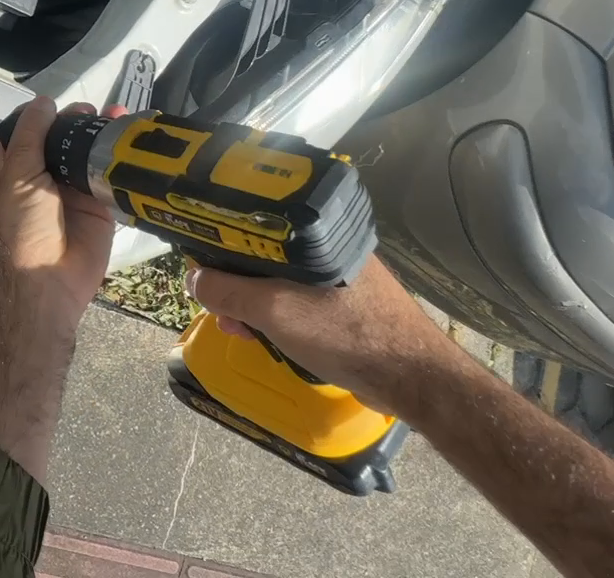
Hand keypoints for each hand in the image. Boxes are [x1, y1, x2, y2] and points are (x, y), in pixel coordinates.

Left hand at [0, 97, 116, 317]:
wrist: (46, 277)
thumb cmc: (21, 222)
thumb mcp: (17, 172)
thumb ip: (30, 135)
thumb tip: (43, 102)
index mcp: (13, 165)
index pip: (25, 130)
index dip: (41, 114)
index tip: (60, 101)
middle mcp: (41, 175)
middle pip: (60, 139)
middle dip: (77, 121)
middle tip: (95, 108)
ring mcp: (71, 190)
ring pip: (87, 154)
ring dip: (102, 134)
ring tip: (118, 115)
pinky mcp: (98, 205)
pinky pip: (111, 176)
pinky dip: (123, 159)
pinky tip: (136, 141)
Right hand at [184, 255, 461, 415]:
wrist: (420, 384)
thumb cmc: (346, 336)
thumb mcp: (273, 310)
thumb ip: (225, 291)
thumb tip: (194, 280)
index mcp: (314, 237)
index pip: (251, 229)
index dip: (219, 248)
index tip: (204, 273)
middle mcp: (327, 251)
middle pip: (260, 258)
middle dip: (233, 286)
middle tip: (222, 312)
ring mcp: (341, 280)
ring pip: (278, 283)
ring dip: (252, 306)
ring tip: (242, 332)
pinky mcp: (350, 307)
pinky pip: (298, 302)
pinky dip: (277, 317)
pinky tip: (270, 339)